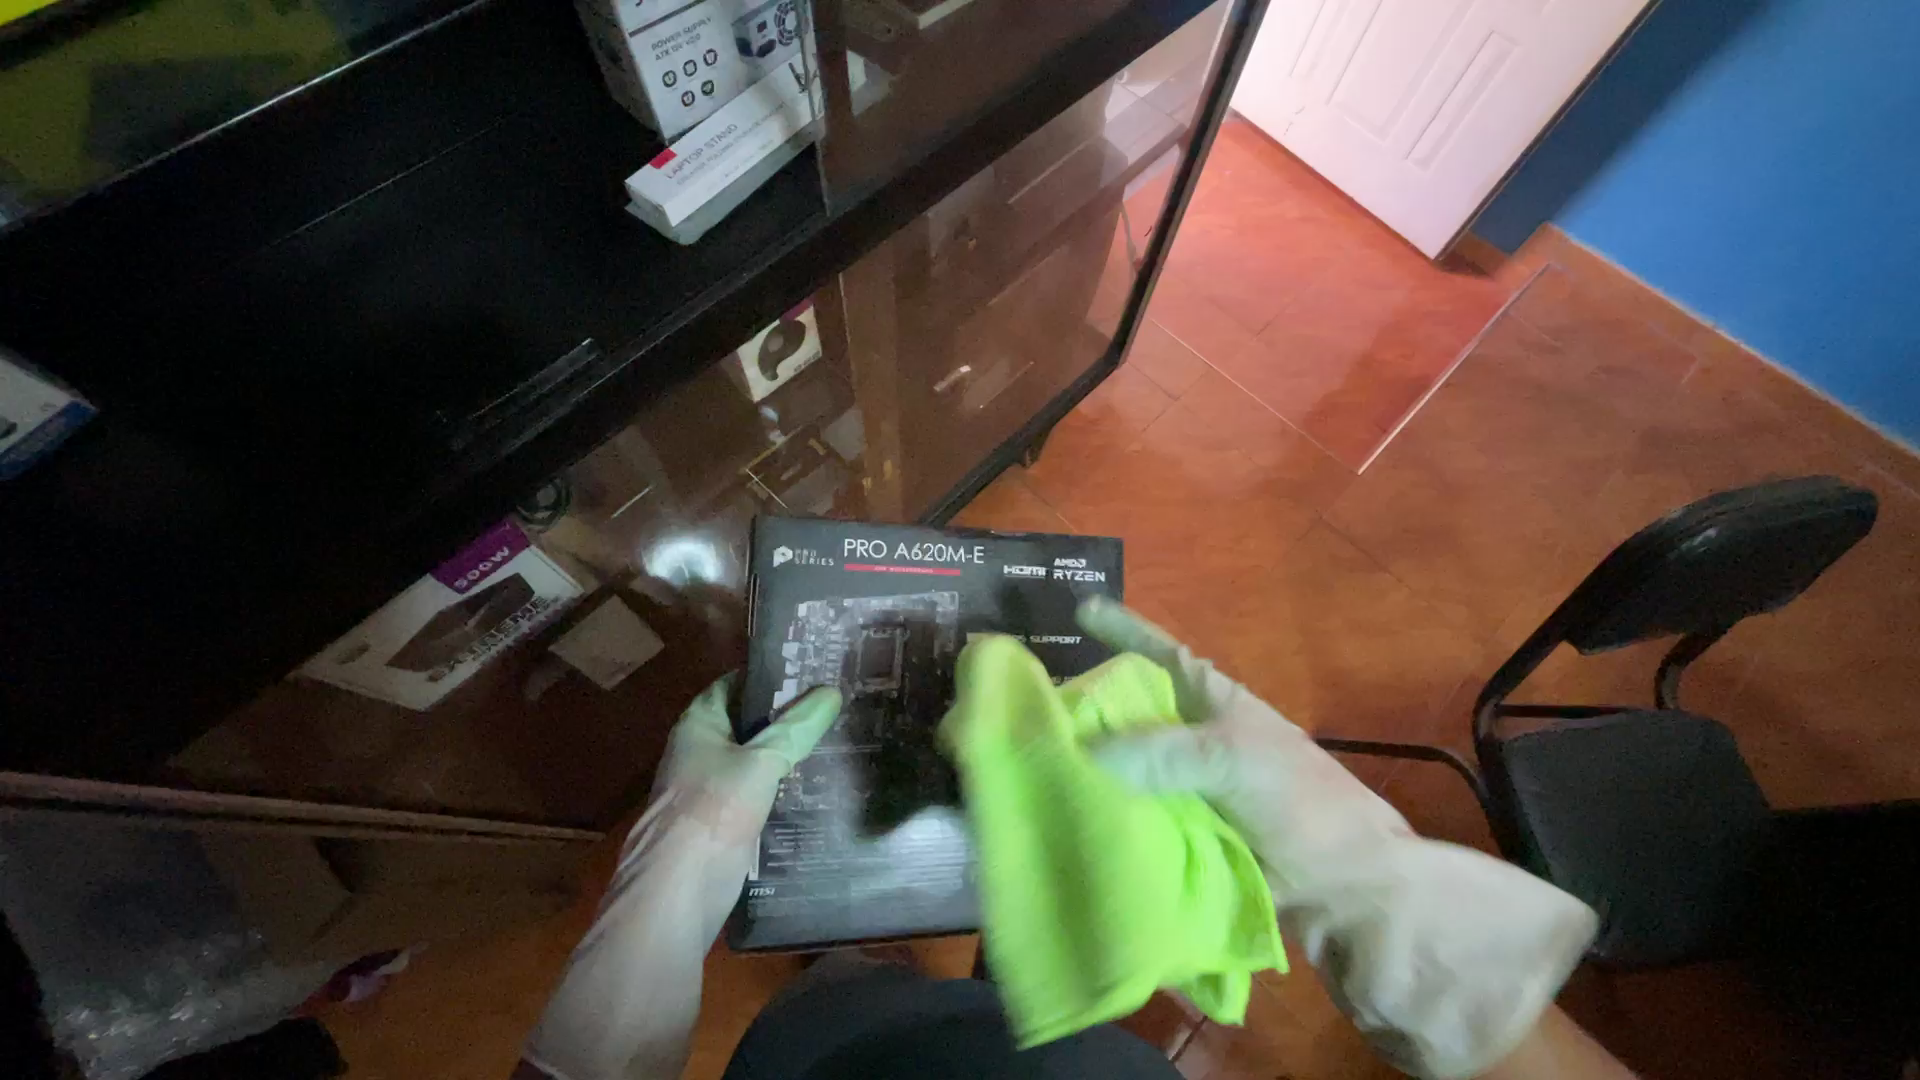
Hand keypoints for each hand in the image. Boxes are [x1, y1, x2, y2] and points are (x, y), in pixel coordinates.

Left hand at [651, 672, 842, 847]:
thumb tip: (832, 692)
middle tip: (835, 701)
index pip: (738, 683)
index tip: (813, 669)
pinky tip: (821, 778)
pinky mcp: (728, 816)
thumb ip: (797, 727)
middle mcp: (703, 746)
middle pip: (750, 719)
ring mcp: (714, 783)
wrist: (680, 889)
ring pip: (758, 754)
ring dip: (790, 747)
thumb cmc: (713, 810)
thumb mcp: (762, 760)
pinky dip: (786, 780)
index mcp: (699, 722)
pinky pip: (762, 786)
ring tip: (838, 732)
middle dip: (788, 712)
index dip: (772, 674)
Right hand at [1075, 598, 1596, 1079]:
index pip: (1161, 652)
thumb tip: (1085, 753)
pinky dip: (1101, 804)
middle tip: (1028, 703)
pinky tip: (1062, 808)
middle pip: (1130, 708)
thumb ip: (1163, 751)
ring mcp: (1185, 781)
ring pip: (1125, 760)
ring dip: (1087, 758)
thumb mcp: (1233, 758)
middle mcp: (1194, 733)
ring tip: (1031, 754)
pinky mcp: (1179, 825)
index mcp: (1212, 700)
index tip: (1082, 610)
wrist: (1343, 884)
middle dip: (1085, 701)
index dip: (1124, 628)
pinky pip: (1130, 805)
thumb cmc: (1298, 799)